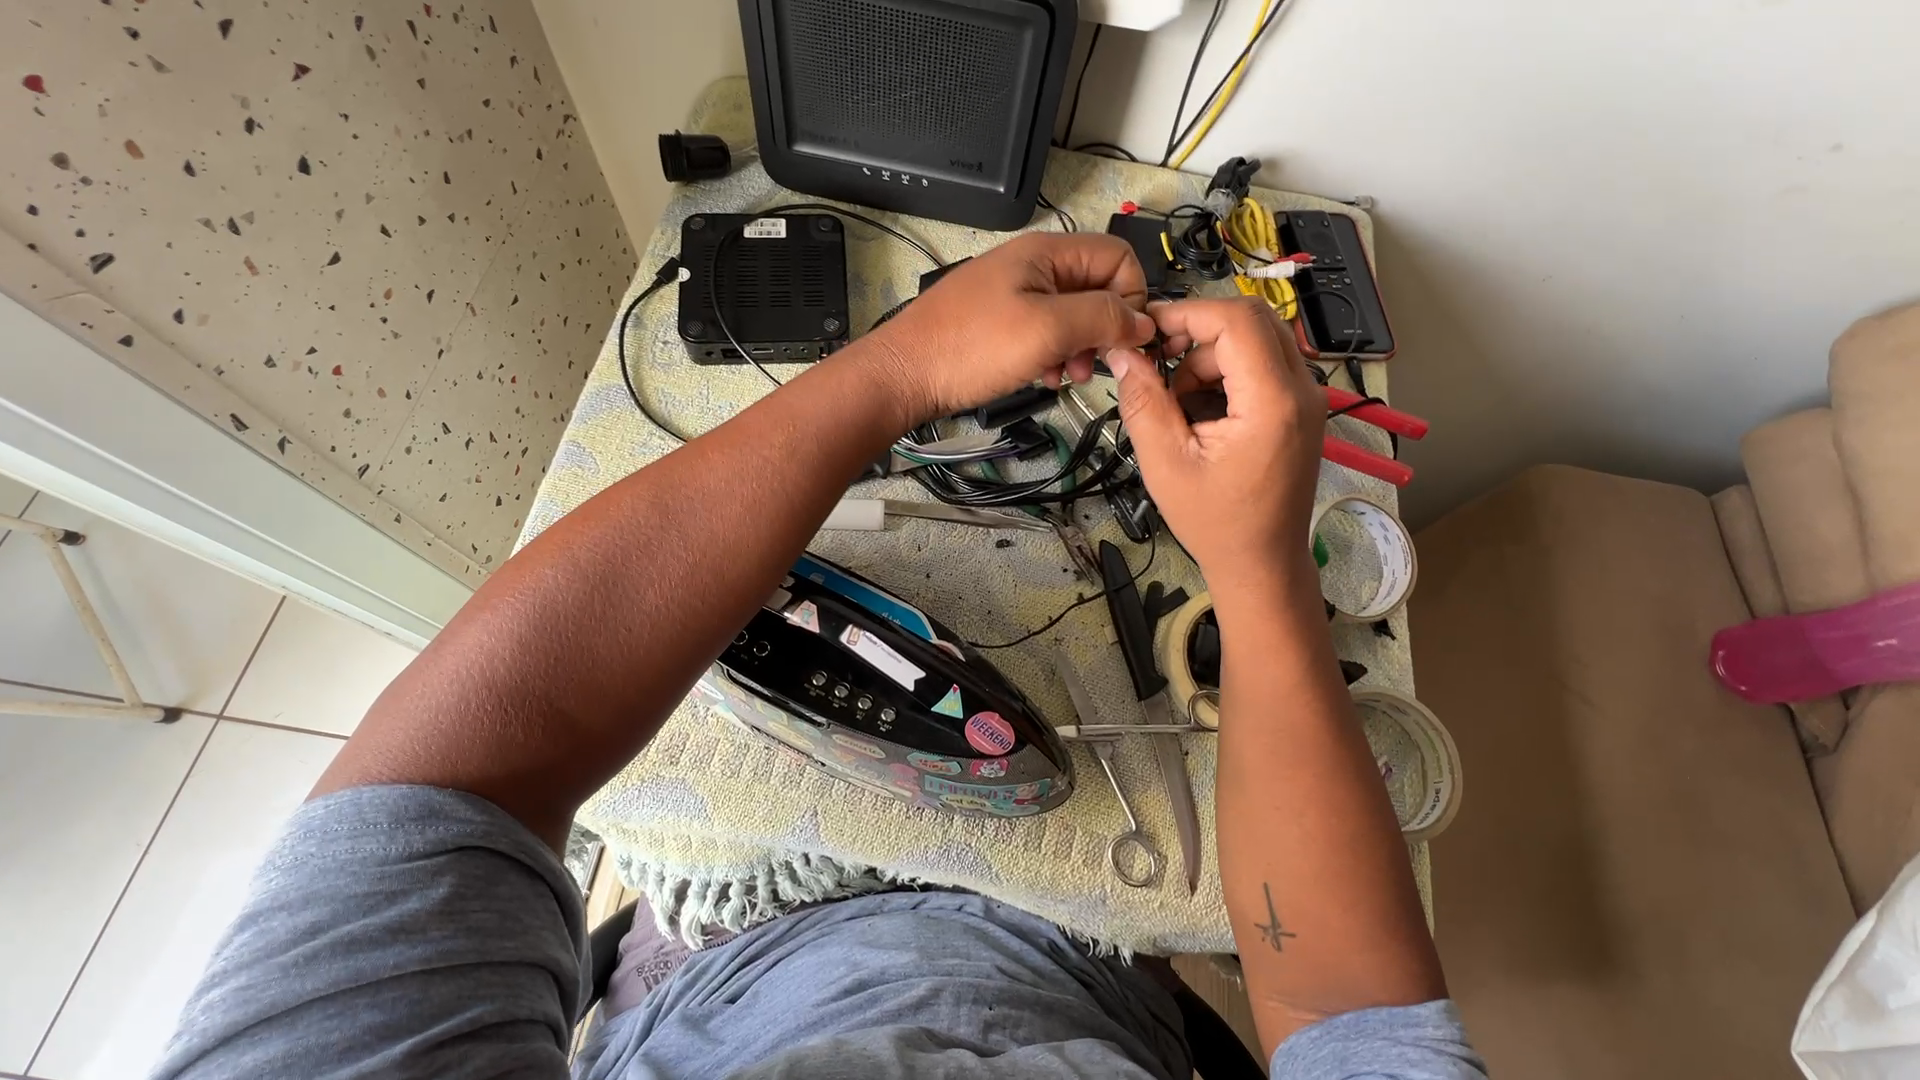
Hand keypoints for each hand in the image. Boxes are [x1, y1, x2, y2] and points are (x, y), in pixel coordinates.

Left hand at [859, 233, 1155, 421]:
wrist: (905, 376)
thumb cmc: (970, 349)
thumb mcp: (1048, 330)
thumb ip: (1102, 318)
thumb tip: (1144, 321)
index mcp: (1046, 253)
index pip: (1118, 258)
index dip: (1131, 298)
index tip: (1123, 339)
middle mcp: (1032, 266)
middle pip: (1096, 288)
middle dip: (1103, 329)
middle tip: (1091, 365)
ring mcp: (1013, 295)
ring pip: (1071, 316)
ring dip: (1079, 348)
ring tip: (1065, 376)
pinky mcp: (998, 324)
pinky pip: (1044, 333)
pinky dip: (1052, 356)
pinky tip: (1042, 378)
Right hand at [1109, 297, 1324, 588]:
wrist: (1261, 562)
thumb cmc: (1213, 522)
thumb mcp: (1165, 463)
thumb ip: (1143, 402)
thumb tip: (1123, 353)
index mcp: (1273, 402)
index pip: (1236, 320)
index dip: (1187, 312)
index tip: (1147, 329)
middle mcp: (1303, 390)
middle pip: (1252, 320)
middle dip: (1198, 330)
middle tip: (1158, 357)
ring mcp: (1308, 398)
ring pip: (1257, 339)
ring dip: (1210, 354)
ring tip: (1177, 400)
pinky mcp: (1302, 409)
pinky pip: (1264, 364)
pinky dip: (1227, 372)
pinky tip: (1201, 411)